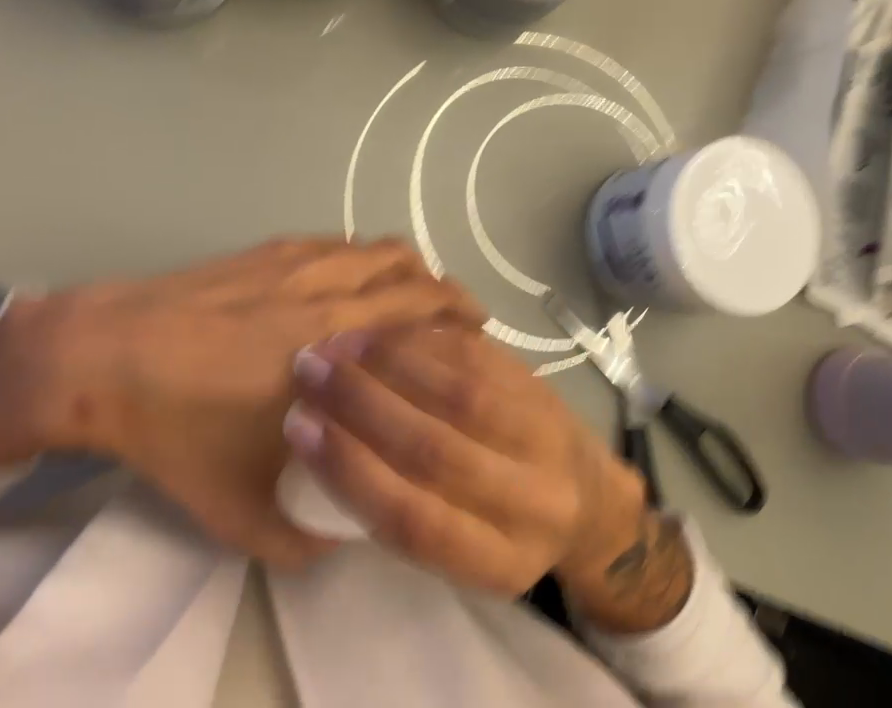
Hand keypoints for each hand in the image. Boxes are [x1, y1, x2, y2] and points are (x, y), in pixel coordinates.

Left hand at [0, 237, 486, 568]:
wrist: (96, 358)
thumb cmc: (172, 429)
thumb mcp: (234, 509)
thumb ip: (296, 536)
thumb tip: (338, 542)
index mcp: (334, 355)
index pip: (425, 323)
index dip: (463, 328)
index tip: (481, 348)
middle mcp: (328, 297)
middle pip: (413, 275)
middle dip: (450, 295)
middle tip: (465, 324)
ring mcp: (295, 265)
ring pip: (378, 249)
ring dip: (411, 270)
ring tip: (418, 298)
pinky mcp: (265, 250)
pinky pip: (338, 242)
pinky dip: (365, 256)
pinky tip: (356, 278)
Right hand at [285, 327, 696, 631]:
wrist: (592, 503)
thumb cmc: (504, 535)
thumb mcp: (460, 558)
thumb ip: (400, 517)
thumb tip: (322, 447)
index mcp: (497, 561)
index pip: (415, 520)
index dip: (351, 473)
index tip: (299, 429)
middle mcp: (529, 502)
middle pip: (435, 449)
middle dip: (361, 406)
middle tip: (308, 371)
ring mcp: (544, 437)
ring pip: (460, 392)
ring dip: (389, 363)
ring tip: (337, 343)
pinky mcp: (542, 388)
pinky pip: (479, 356)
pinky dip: (423, 341)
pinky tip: (381, 330)